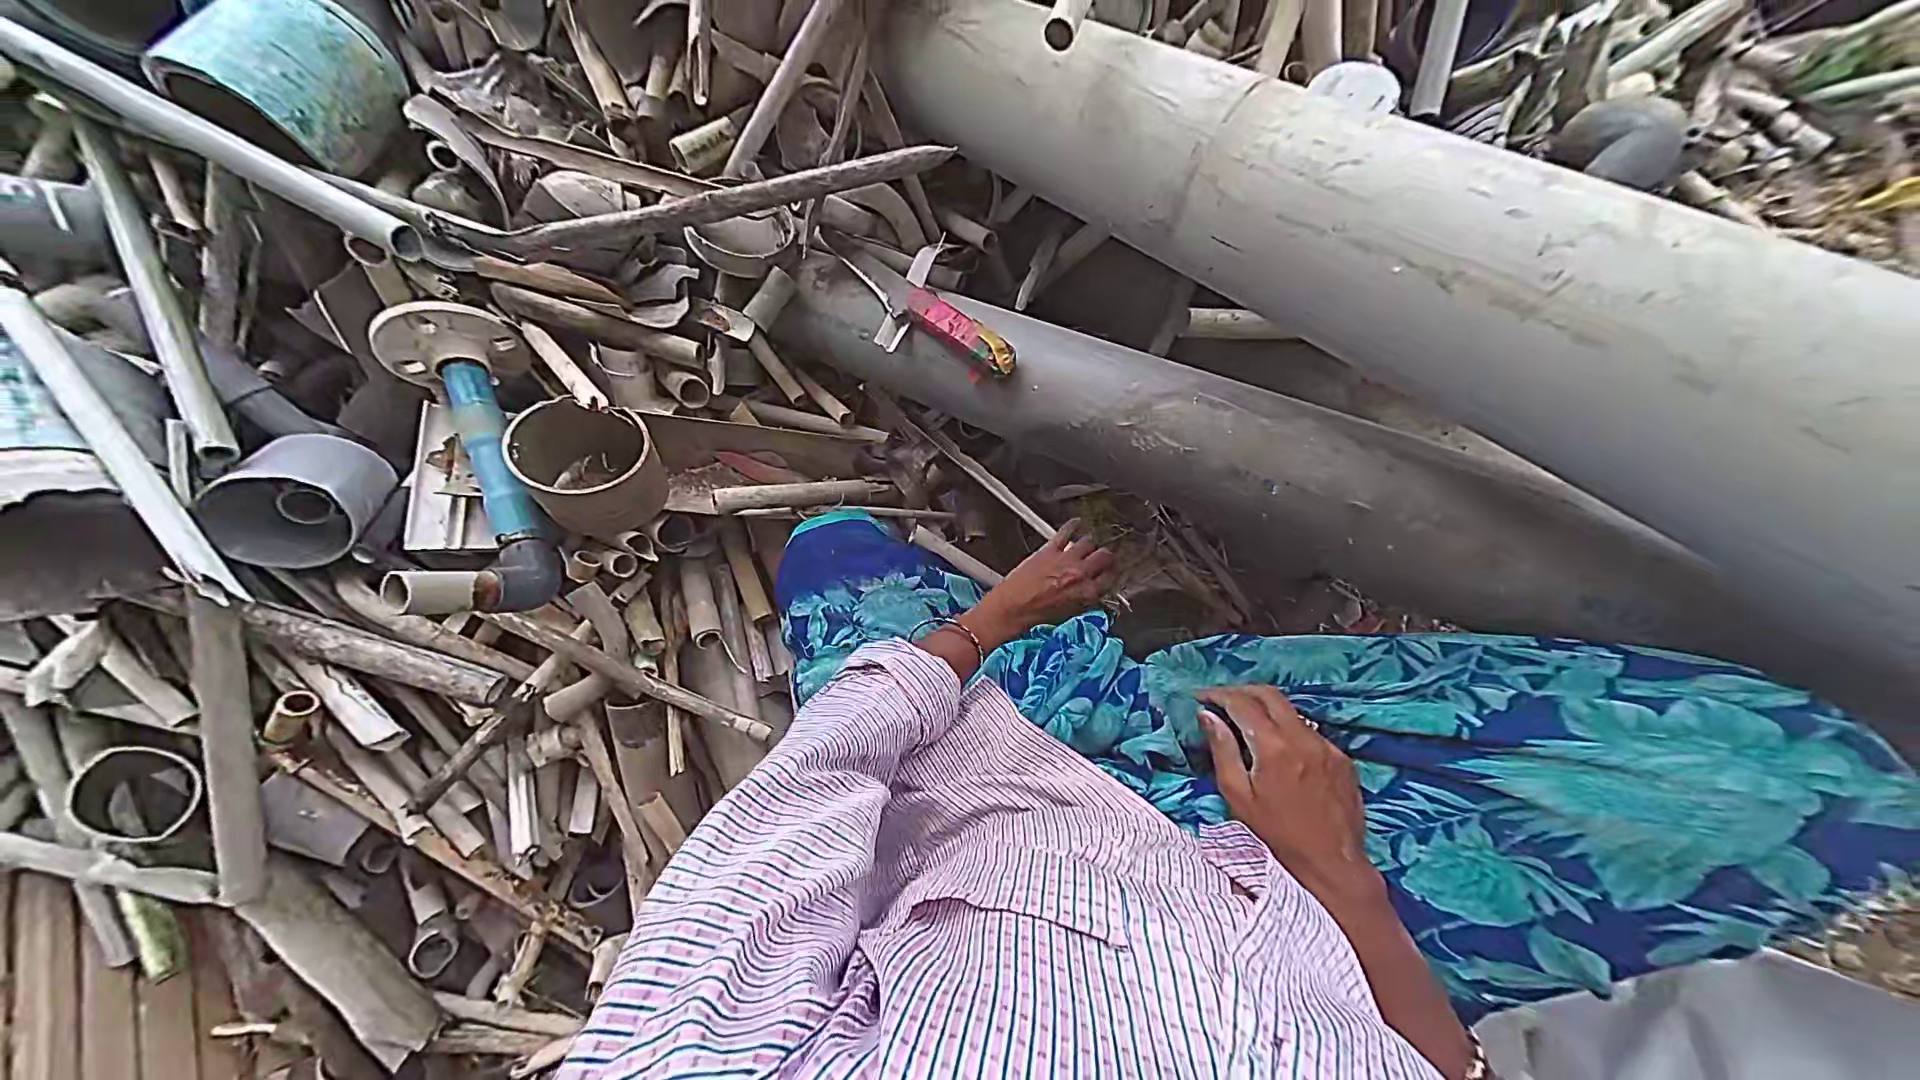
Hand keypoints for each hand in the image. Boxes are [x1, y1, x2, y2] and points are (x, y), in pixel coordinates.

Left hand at [960, 519, 1117, 650]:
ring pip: (1088, 542)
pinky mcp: (1049, 550)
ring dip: (1090, 544)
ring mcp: (1065, 559)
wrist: (1012, 609)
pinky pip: (1067, 531)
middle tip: (1104, 557)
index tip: (1112, 570)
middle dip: (1106, 556)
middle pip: (1105, 556)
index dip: (1113, 571)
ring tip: (1088, 545)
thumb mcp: (1070, 613)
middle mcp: (1080, 574)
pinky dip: (1074, 525)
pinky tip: (1077, 523)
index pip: (1111, 576)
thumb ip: (1086, 598)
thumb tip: (1094, 590)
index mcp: (1087, 593)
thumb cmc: (1037, 615)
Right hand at [1197, 685, 1380, 898]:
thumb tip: (1208, 716)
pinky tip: (1277, 746)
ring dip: (1265, 707)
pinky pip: (1308, 731)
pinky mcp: (1341, 759)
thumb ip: (1222, 749)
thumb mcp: (1237, 794)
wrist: (1332, 865)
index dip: (1218, 694)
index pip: (1242, 703)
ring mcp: (1327, 746)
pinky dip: (1287, 728)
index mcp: (1274, 746)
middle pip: (1269, 694)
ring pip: (1291, 710)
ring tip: (1245, 720)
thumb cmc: (1276, 835)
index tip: (1201, 697)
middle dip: (1241, 691)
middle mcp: (1303, 738)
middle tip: (1220, 699)